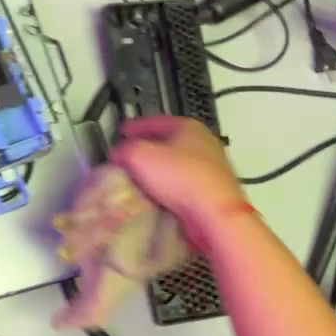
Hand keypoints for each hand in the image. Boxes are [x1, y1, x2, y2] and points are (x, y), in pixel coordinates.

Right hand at [108, 116, 251, 247]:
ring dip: (161, 170)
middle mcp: (205, 143)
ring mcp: (213, 167)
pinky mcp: (215, 190)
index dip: (135, 126)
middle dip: (148, 149)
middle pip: (169, 141)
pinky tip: (161, 197)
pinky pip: (186, 184)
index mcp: (188, 126)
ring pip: (178, 164)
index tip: (123, 131)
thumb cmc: (182, 178)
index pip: (156, 120)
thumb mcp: (140, 156)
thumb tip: (119, 153)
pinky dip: (172, 187)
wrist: (214, 214)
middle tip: (130, 156)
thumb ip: (124, 149)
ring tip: (142, 179)